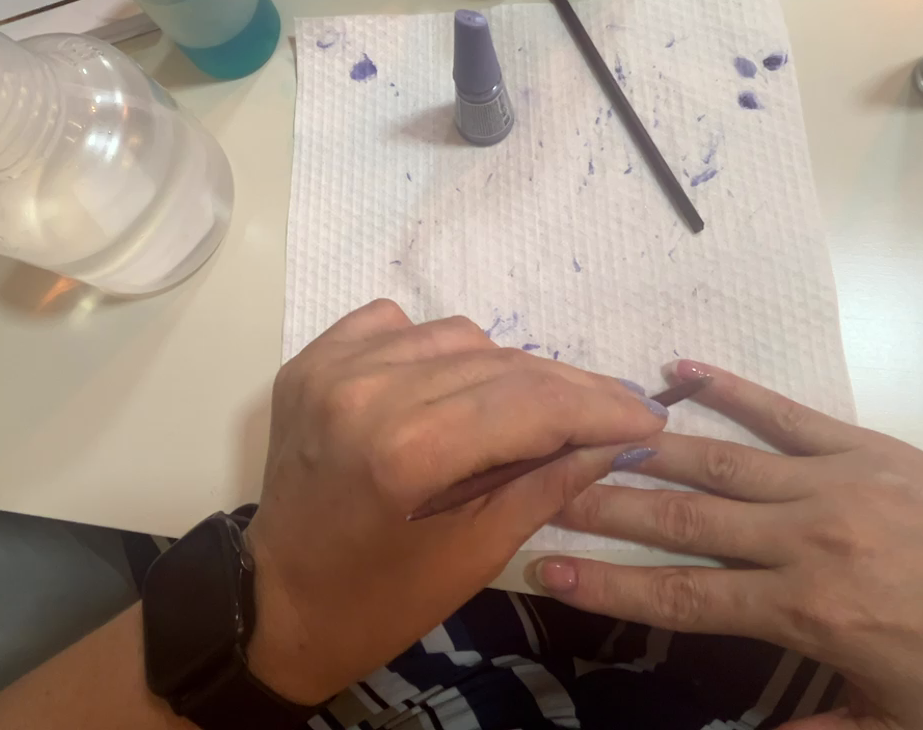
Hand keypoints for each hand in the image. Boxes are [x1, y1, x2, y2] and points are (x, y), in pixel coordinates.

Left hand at [242, 299, 668, 704]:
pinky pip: (396, 323)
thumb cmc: (382, 598)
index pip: (529, 402)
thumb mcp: (478, 553)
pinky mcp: (311, 358)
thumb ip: (551, 479)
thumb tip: (616, 435)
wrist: (277, 599)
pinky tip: (442, 385)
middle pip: (498, 364)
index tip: (645, 414)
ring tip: (519, 408)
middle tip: (608, 409)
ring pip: (454, 335)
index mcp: (407, 451)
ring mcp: (332, 366)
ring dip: (500, 367)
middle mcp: (366, 390)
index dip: (598, 404)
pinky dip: (432, 348)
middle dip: (565, 386)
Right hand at [530, 361, 922, 729]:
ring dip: (646, 444)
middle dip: (603, 504)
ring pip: (717, 455)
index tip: (544, 570)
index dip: (608, 585)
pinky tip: (678, 367)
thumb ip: (822, 727)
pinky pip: (782, 410)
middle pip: (682, 515)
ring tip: (587, 429)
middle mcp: (807, 536)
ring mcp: (835, 480)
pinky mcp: (867, 446)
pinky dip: (727, 386)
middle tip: (541, 487)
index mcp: (812, 613)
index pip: (681, 596)